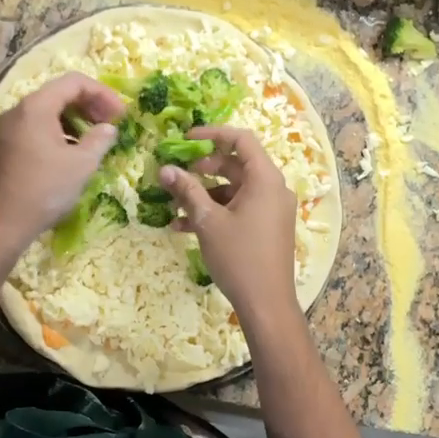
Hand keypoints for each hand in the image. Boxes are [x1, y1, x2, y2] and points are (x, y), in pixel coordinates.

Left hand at [0, 72, 124, 256]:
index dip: (103, 93)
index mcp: (36, 106)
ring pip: (48, 111)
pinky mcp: (7, 146)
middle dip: (90, 105)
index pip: (74, 82)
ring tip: (96, 138)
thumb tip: (109, 129)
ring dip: (76, 119)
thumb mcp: (81, 164)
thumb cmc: (45, 189)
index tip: (122, 114)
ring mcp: (10, 128)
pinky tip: (73, 151)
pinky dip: (60, 131)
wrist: (3, 223)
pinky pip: (37, 127)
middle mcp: (19, 110)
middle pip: (60, 93)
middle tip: (111, 124)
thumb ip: (100, 139)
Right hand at [159, 125, 297, 317]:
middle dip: (203, 167)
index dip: (212, 134)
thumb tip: (165, 169)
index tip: (185, 140)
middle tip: (177, 174)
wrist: (266, 303)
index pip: (241, 139)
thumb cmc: (239, 257)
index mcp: (265, 179)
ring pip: (234, 188)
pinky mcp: (266, 227)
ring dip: (204, 193)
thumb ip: (187, 191)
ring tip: (174, 205)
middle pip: (236, 163)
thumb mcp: (207, 221)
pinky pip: (239, 207)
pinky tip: (184, 226)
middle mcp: (273, 188)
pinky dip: (215, 211)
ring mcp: (272, 209)